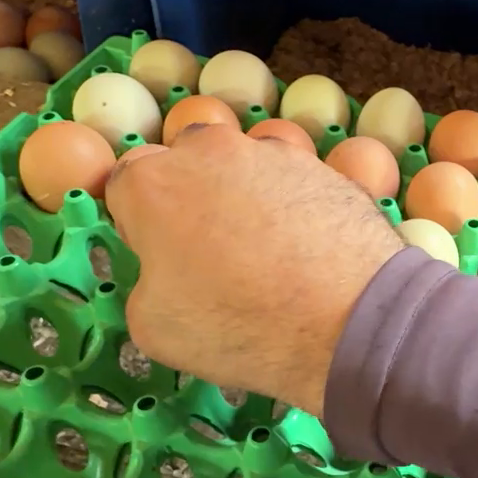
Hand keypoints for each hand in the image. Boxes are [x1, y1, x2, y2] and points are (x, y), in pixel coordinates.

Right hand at [106, 127, 402, 414]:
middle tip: (216, 252)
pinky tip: (310, 249)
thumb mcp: (154, 325)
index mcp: (154, 182)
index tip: (163, 255)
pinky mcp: (328, 168)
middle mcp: (213, 151)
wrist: (350, 320)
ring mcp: (277, 154)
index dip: (142, 223)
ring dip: (247, 197)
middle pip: (188, 163)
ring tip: (271, 253)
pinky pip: (296, 183)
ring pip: (246, 168)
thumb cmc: (241, 326)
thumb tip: (171, 269)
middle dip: (192, 197)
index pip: (127, 185)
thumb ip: (148, 278)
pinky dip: (296, 207)